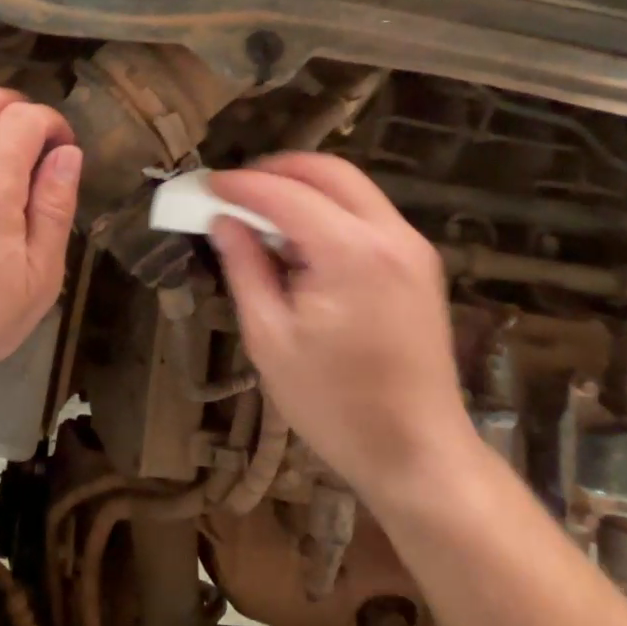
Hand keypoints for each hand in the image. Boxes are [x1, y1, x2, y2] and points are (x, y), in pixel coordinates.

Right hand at [207, 153, 466, 497]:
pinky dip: (330, 211)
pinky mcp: (420, 266)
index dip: (241, 185)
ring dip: (305, 189)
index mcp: (352, 253)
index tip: (206, 186)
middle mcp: (390, 236)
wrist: (418, 454)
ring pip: (353, 188)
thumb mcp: (270, 339)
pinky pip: (368, 215)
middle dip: (277, 171)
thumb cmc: (335, 405)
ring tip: (261, 216)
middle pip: (330, 171)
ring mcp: (413, 249)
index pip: (286, 194)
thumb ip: (245, 268)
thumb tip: (223, 222)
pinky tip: (301, 242)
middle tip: (235, 191)